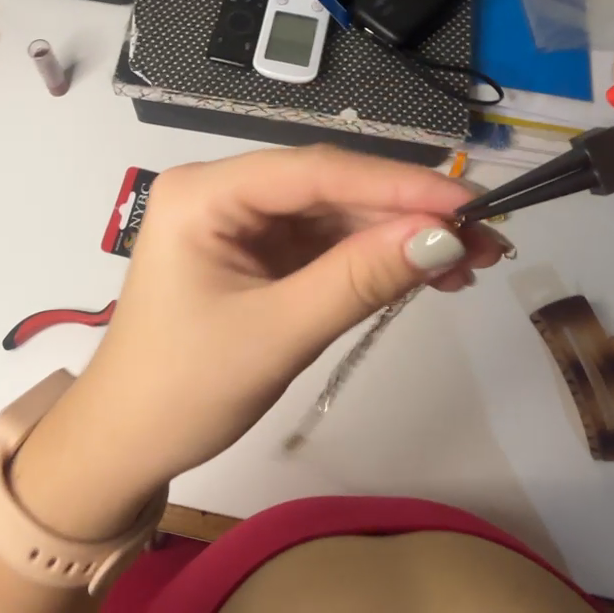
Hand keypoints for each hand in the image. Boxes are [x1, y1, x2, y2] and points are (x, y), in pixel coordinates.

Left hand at [8, 147, 507, 538]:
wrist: (128, 443)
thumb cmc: (184, 389)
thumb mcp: (278, 334)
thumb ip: (359, 280)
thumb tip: (444, 237)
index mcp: (203, 192)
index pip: (313, 170)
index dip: (396, 184)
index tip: (470, 204)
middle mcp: (220, 192)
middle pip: (326, 188)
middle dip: (404, 213)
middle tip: (485, 239)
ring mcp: (238, 222)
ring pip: (331, 215)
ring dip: (395, 237)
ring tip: (469, 262)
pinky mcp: (254, 253)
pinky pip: (320, 244)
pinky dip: (370, 259)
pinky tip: (420, 272)